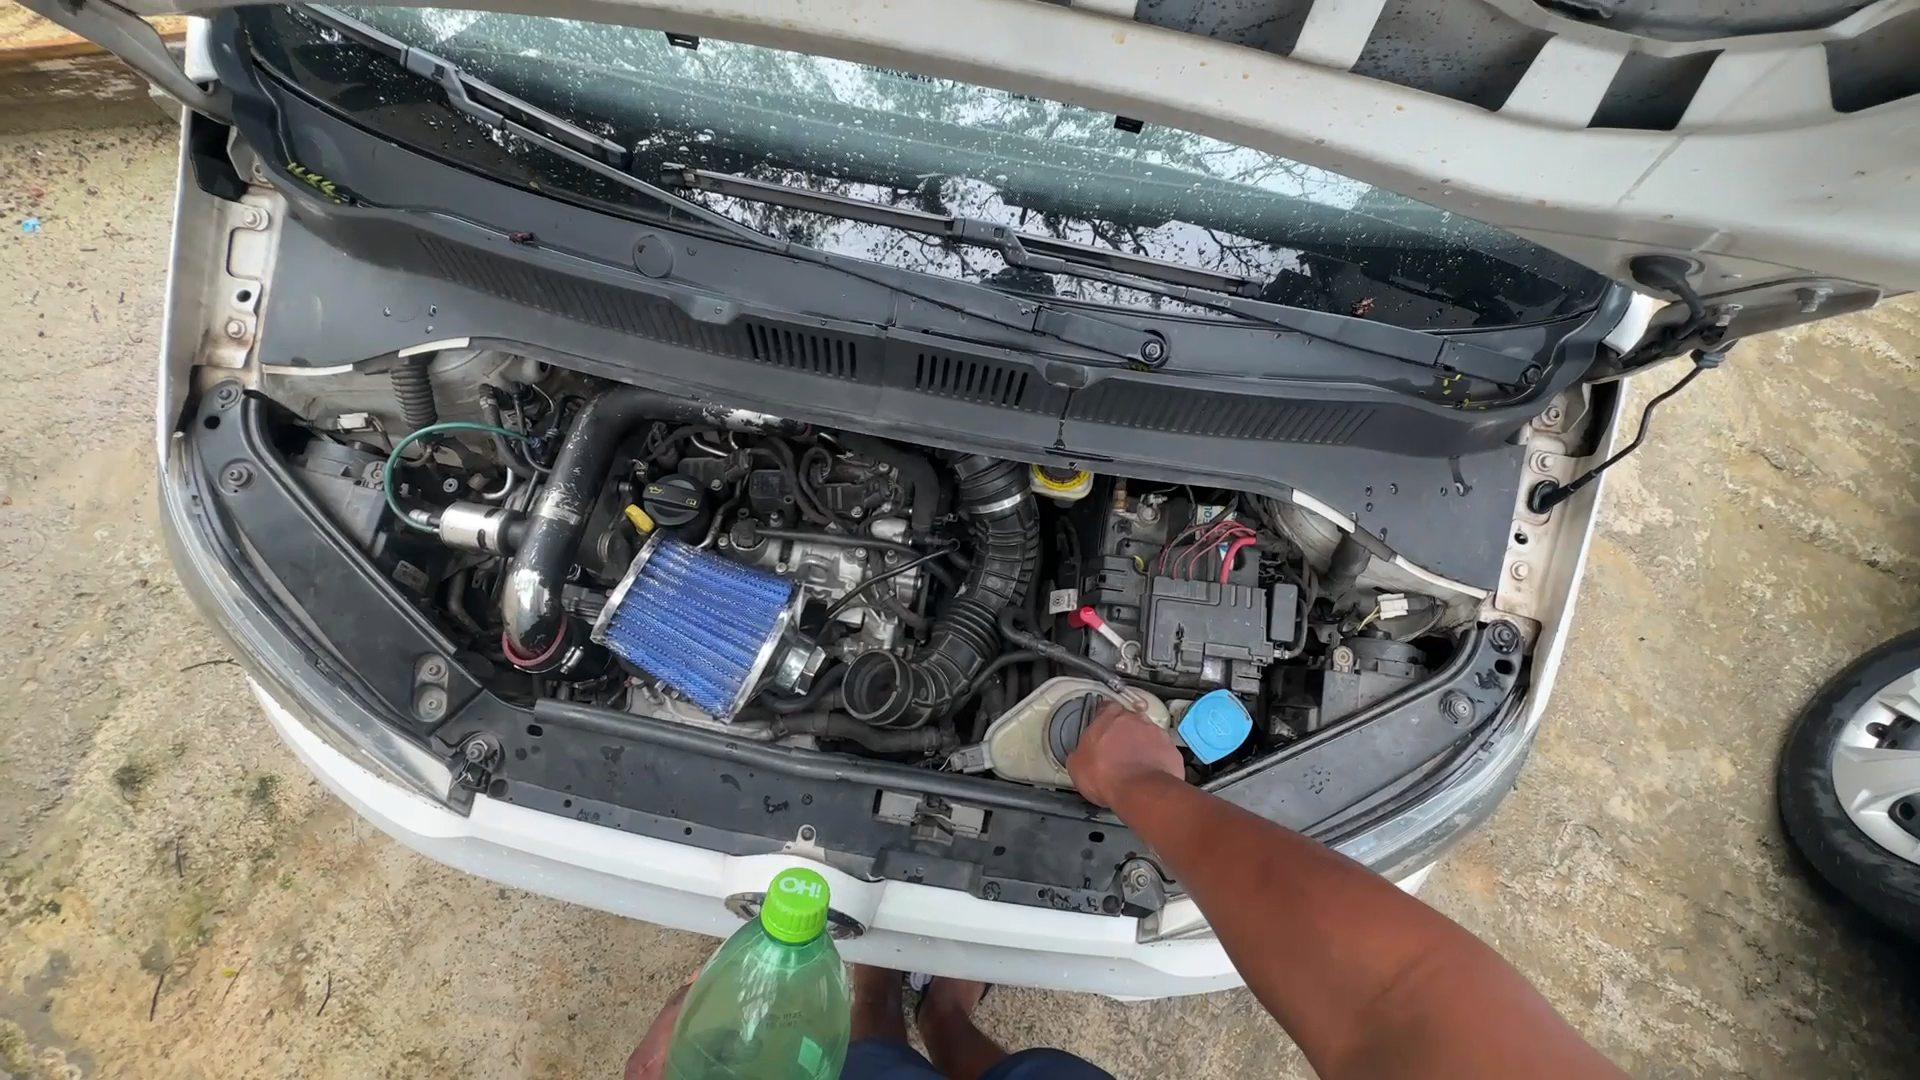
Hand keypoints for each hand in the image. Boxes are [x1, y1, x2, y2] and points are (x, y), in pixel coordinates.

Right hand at [1066, 699, 1183, 807]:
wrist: (1140, 791)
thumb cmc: (1105, 775)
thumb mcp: (1076, 765)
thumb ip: (1081, 751)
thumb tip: (1081, 754)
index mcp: (1109, 716)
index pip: (1105, 708)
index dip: (1103, 720)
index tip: (1100, 732)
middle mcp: (1135, 719)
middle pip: (1129, 720)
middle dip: (1124, 732)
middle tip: (1117, 751)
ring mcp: (1156, 733)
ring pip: (1147, 734)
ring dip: (1141, 745)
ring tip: (1134, 765)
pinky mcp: (1171, 750)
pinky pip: (1162, 751)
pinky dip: (1156, 759)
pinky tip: (1148, 773)